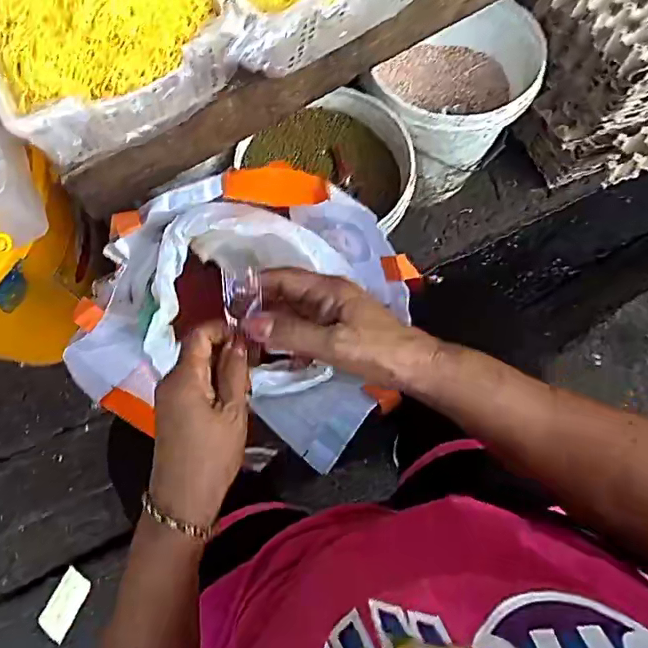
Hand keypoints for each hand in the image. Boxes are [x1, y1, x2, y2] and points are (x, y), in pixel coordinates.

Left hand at [149, 321, 250, 527]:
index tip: (248, 336)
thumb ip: (235, 372)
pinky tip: (228, 397)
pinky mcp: (168, 410)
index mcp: (183, 376)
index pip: (198, 334)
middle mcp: (168, 380)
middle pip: (195, 349)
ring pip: (193, 367)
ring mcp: (165, 396)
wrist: (182, 500)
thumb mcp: (233, 413)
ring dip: (217, 367)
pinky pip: (189, 384)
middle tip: (253, 360)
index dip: (222, 328)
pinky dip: (208, 382)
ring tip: (245, 380)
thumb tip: (238, 341)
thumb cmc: (212, 456)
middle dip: (223, 348)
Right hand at [246, 268, 439, 390]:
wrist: (417, 369)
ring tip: (248, 340)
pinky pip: (303, 328)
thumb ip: (290, 333)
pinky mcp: (337, 330)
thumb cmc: (378, 352)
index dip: (255, 286)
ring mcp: (333, 312)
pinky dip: (287, 337)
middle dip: (259, 306)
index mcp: (327, 288)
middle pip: (284, 294)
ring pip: (292, 312)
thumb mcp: (332, 344)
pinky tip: (276, 352)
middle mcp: (327, 295)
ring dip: (271, 323)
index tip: (230, 301)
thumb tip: (250, 322)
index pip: (281, 278)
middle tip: (234, 324)